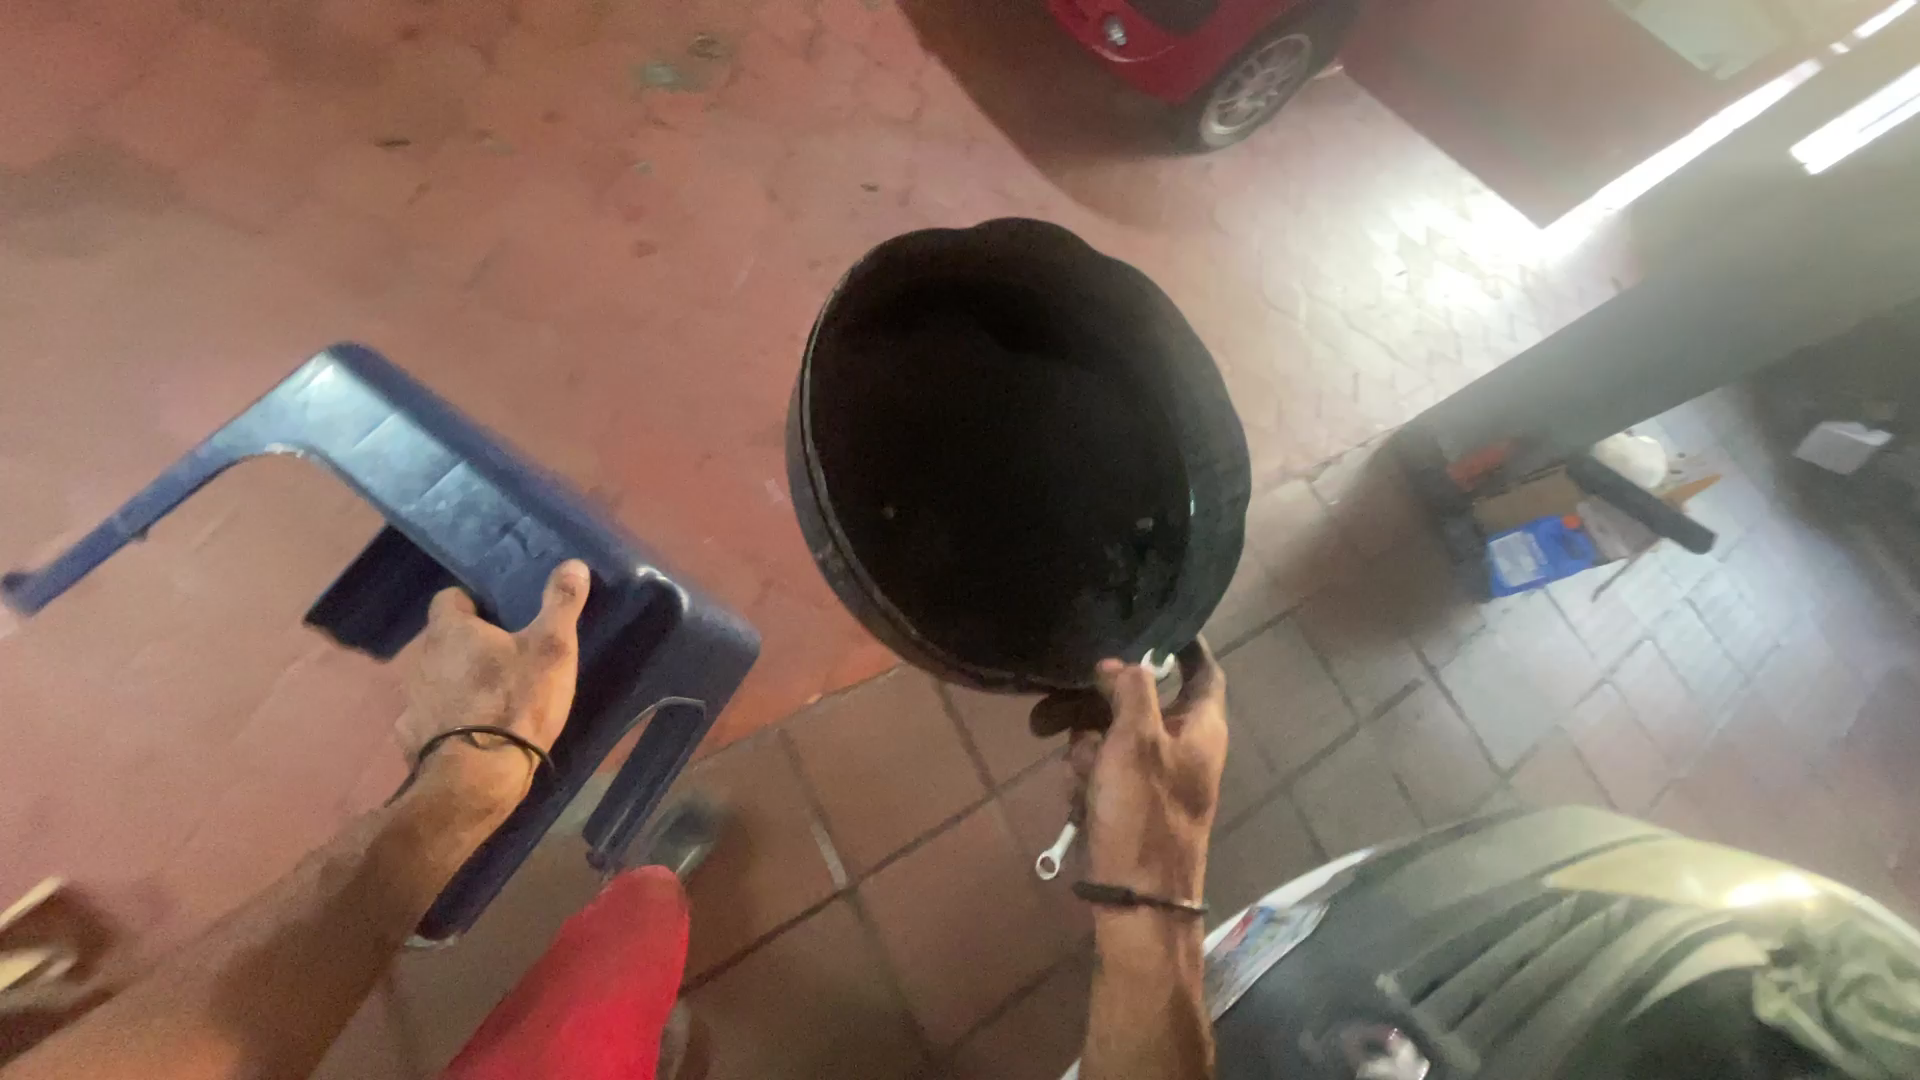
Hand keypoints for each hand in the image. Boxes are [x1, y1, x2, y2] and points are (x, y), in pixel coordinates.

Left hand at [397, 559, 590, 809]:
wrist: (480, 773)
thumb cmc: (518, 698)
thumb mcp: (553, 646)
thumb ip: (562, 603)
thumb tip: (573, 563)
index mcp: (452, 631)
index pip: (448, 600)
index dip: (471, 603)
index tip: (497, 614)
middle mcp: (422, 659)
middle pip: (442, 640)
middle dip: (468, 645)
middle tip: (506, 655)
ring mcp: (412, 700)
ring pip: (435, 678)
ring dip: (457, 681)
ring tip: (493, 695)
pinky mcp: (411, 736)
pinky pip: (429, 717)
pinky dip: (447, 718)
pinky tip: (471, 730)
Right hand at [1063, 639, 1227, 902]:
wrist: (1138, 897)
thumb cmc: (1145, 812)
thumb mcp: (1137, 740)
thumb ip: (1131, 689)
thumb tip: (1119, 664)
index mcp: (1201, 724)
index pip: (1203, 669)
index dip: (1184, 644)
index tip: (1154, 621)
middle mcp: (1183, 743)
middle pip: (1136, 701)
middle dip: (1092, 709)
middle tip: (1049, 715)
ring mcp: (1157, 772)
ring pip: (1110, 734)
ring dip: (1084, 750)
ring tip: (1078, 777)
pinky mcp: (1133, 798)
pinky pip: (1104, 768)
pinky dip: (1088, 777)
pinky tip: (1080, 799)